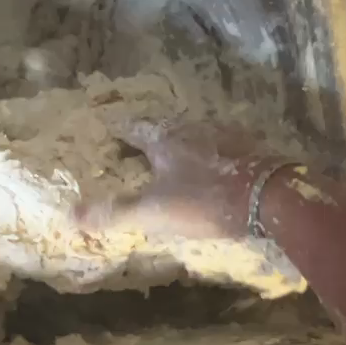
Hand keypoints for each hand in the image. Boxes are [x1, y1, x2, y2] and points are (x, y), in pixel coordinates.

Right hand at [75, 121, 295, 239]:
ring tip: (175, 161)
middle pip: (164, 129)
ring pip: (194, 135)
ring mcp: (225, 134)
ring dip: (182, 145)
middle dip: (150, 139)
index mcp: (165, 139)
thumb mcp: (154, 212)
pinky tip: (215, 169)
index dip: (119, 132)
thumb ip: (115, 213)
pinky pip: (221, 146)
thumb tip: (70, 216)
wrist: (275, 197)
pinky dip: (210, 154)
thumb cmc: (207, 201)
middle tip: (139, 150)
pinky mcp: (251, 147)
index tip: (110, 133)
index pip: (133, 129)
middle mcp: (193, 128)